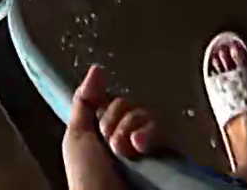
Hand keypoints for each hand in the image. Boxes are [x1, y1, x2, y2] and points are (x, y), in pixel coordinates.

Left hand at [62, 64, 159, 189]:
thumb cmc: (88, 183)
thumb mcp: (77, 139)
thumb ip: (83, 102)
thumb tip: (97, 69)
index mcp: (110, 141)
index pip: (119, 106)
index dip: (111, 108)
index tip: (101, 122)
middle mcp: (132, 147)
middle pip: (134, 108)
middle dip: (120, 118)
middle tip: (112, 142)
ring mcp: (151, 157)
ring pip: (149, 118)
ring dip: (133, 127)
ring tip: (127, 149)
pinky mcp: (169, 163)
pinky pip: (167, 132)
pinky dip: (151, 134)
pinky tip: (141, 146)